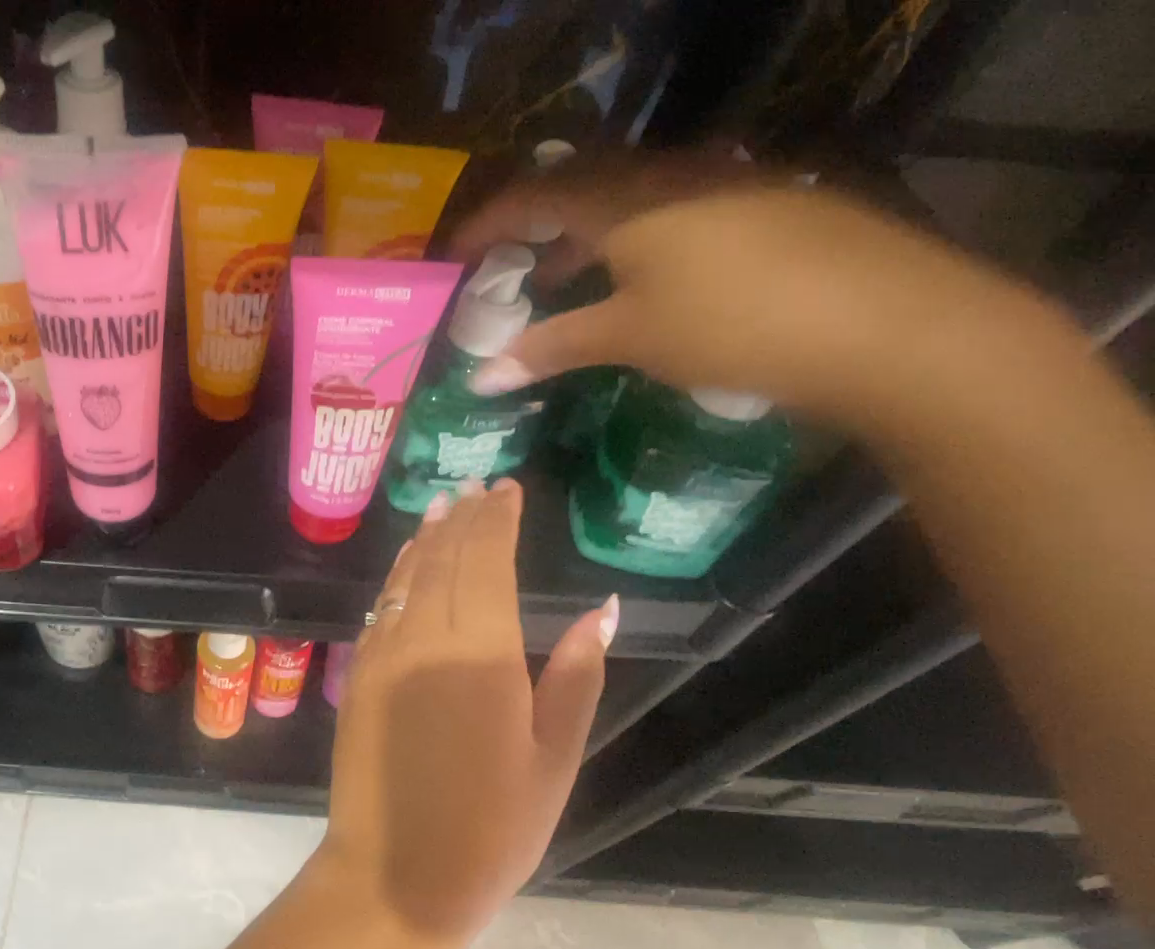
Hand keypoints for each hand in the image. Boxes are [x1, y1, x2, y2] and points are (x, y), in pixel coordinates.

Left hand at [319, 478, 615, 939]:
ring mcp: (383, 655)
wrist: (397, 872)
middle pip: (444, 560)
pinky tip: (407, 569)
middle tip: (476, 487)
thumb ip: (577, 676)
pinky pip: (381, 610)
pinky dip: (398, 580)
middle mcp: (425, 639)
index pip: (487, 561)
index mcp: (481, 652)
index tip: (507, 490)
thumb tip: (601, 608)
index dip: (497, 521)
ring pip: (406, 579)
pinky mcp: (358, 677)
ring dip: (426, 540)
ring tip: (442, 507)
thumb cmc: (493, 826)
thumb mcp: (554, 756)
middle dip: (462, 518)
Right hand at [449, 155, 1075, 430]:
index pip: (533, 196)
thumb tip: (479, 378)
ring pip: (632, 196)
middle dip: (534, 224)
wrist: (890, 324)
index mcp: (626, 198)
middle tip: (507, 267)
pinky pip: (675, 208)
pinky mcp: (768, 203)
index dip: (486, 225)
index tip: (453, 258)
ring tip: (566, 279)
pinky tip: (645, 278)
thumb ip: (551, 348)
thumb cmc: (735, 325)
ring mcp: (727, 182)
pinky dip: (637, 239)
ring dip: (587, 234)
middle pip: (581, 185)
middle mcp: (672, 174)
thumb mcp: (631, 338)